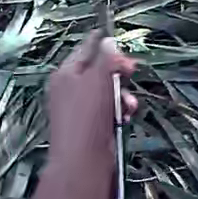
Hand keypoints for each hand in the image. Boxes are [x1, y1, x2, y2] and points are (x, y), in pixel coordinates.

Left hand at [45, 31, 137, 177]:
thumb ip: (106, 58)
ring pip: (108, 90)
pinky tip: (125, 116)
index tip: (117, 36)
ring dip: (123, 94)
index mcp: (65, 74)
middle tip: (131, 71)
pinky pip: (109, 108)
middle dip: (118, 71)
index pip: (85, 48)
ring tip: (129, 104)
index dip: (102, 42)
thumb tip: (109, 41)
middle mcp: (70, 88)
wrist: (83, 161)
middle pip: (99, 69)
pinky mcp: (91, 124)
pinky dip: (119, 109)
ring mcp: (80, 108)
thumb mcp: (98, 79)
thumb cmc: (87, 115)